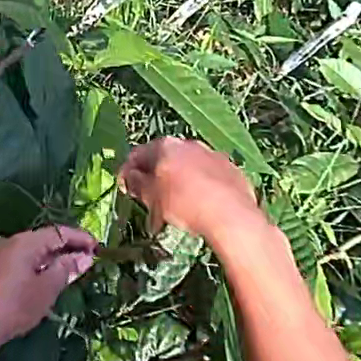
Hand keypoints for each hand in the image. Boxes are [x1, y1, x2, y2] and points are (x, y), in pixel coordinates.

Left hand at [0, 226, 95, 348]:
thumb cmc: (16, 304)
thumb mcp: (46, 288)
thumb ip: (65, 269)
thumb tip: (83, 257)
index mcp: (25, 242)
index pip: (57, 232)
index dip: (79, 238)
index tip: (98, 247)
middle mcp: (11, 243)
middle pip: (44, 239)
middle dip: (67, 247)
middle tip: (89, 259)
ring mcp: (1, 255)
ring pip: (33, 250)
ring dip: (54, 257)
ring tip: (74, 269)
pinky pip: (23, 260)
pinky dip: (40, 265)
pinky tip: (48, 277)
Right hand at [120, 138, 277, 255]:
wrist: (232, 217)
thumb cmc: (183, 203)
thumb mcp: (150, 196)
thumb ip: (135, 183)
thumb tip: (130, 176)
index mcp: (165, 145)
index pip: (137, 155)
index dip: (128, 173)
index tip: (126, 189)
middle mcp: (189, 144)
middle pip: (165, 158)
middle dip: (156, 175)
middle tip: (151, 196)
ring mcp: (214, 155)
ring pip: (189, 166)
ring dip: (179, 180)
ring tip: (177, 203)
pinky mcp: (234, 171)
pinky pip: (210, 176)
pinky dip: (201, 186)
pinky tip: (201, 204)